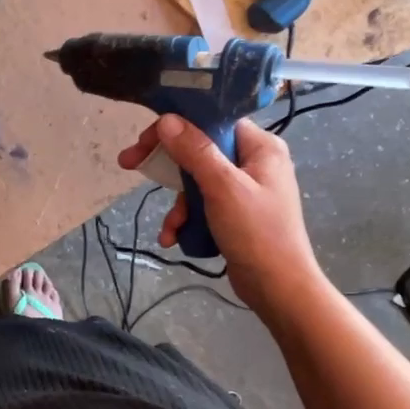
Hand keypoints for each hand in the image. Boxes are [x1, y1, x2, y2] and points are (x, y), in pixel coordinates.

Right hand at [118, 113, 324, 312]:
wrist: (278, 288)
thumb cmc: (256, 232)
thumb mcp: (222, 188)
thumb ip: (194, 151)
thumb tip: (167, 120)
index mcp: (261, 147)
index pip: (213, 121)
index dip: (177, 126)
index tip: (145, 140)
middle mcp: (255, 162)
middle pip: (200, 151)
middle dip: (169, 168)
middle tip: (131, 165)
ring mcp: (245, 189)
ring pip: (197, 182)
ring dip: (178, 204)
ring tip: (170, 228)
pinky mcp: (236, 214)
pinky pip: (204, 206)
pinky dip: (188, 219)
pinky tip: (175, 238)